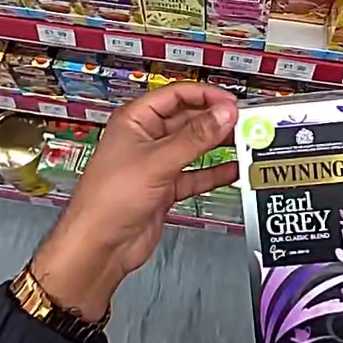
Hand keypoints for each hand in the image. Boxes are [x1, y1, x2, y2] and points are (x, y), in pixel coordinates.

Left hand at [31, 83, 238, 319]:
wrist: (99, 246)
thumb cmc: (108, 199)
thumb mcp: (158, 161)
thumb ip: (195, 137)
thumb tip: (223, 114)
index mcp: (135, 120)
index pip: (176, 96)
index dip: (205, 96)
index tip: (230, 103)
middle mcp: (146, 138)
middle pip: (187, 119)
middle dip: (214, 120)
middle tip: (243, 123)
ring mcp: (156, 163)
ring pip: (193, 147)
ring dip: (217, 145)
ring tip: (243, 142)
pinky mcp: (164, 187)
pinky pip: (194, 174)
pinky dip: (213, 173)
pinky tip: (232, 170)